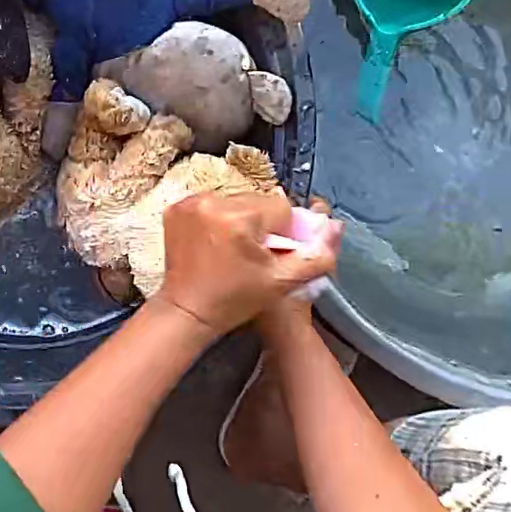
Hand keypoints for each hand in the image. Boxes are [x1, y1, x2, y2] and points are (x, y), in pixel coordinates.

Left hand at [157, 191, 341, 335]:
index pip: (280, 207)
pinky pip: (211, 203)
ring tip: (234, 246)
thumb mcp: (282, 282)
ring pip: (235, 199)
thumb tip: (333, 228)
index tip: (272, 251)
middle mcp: (213, 203)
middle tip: (254, 251)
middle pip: (256, 201)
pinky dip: (217, 216)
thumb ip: (315, 256)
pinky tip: (216, 239)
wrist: (188, 311)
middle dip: (261, 222)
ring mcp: (191, 204)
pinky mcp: (176, 208)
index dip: (283, 230)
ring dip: (240, 217)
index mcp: (240, 219)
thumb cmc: (235, 300)